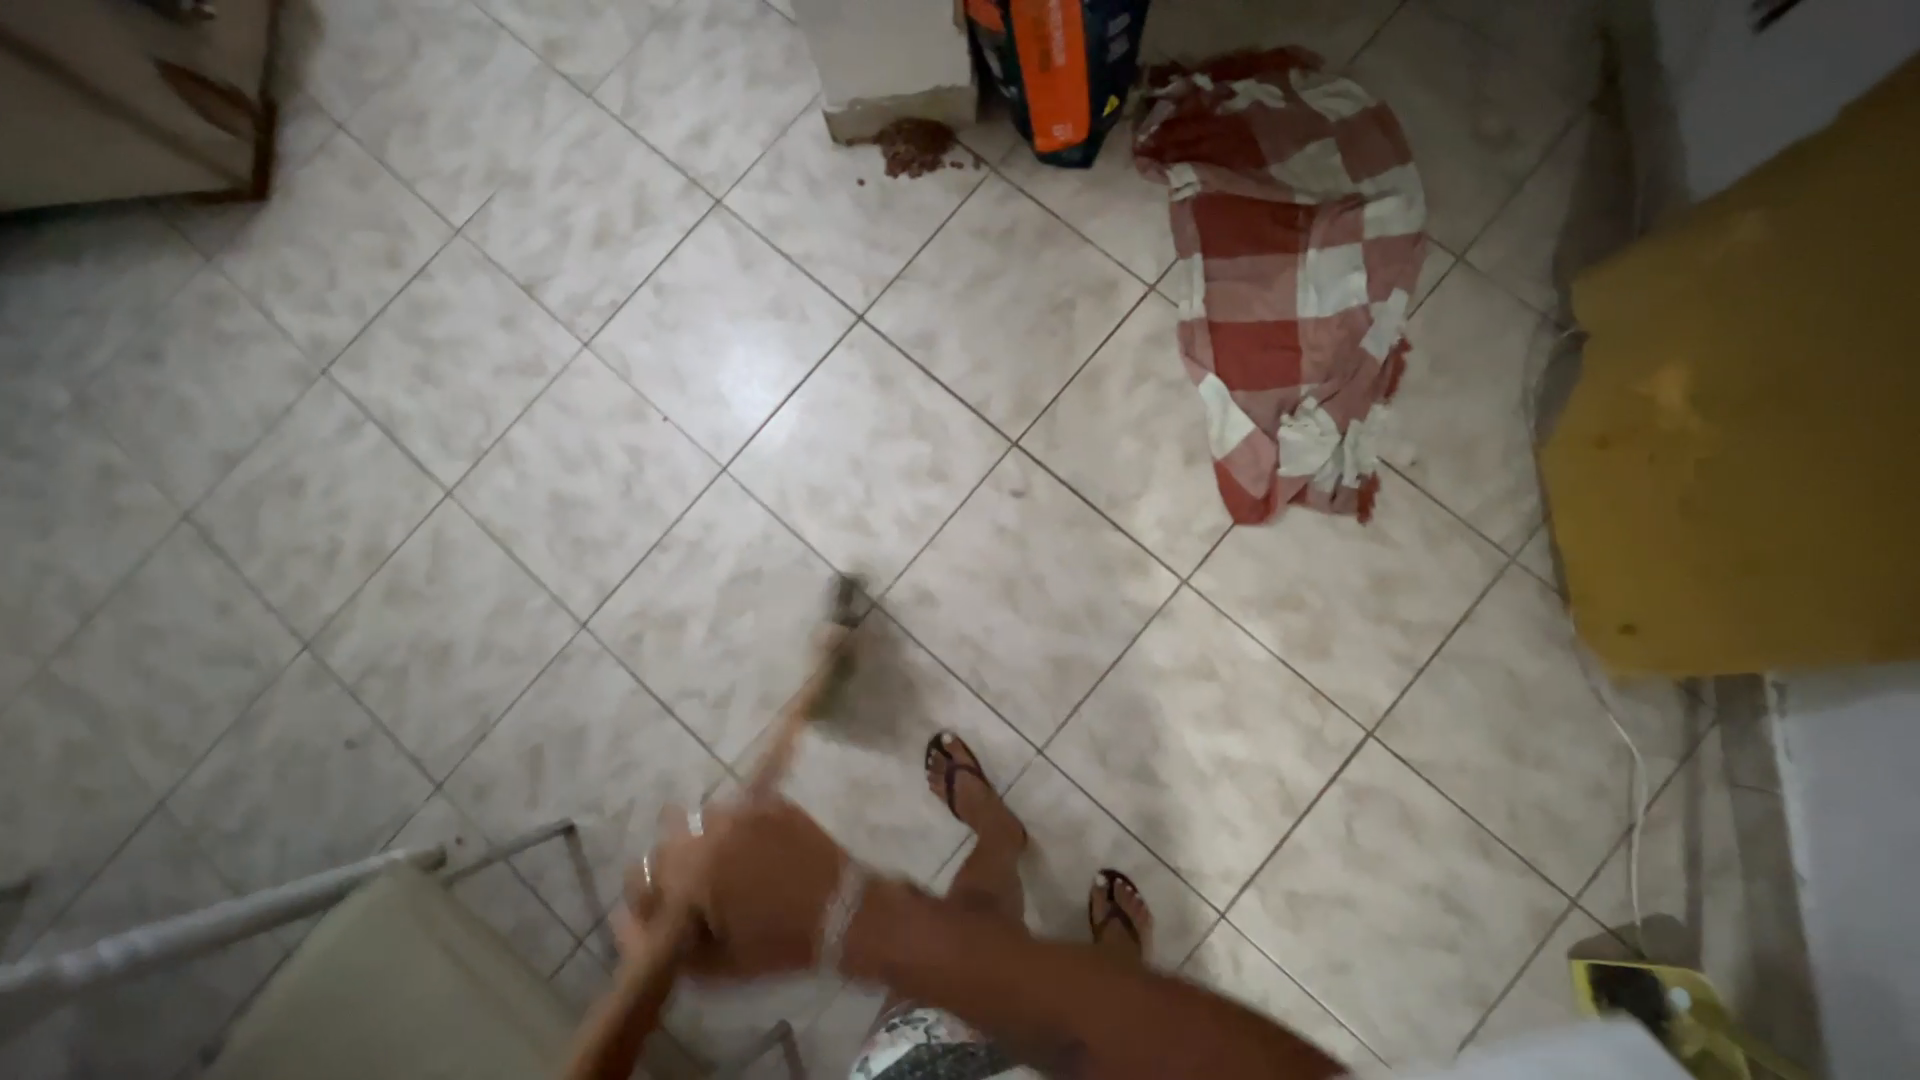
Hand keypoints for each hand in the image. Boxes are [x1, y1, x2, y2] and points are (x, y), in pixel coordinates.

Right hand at [622, 797, 850, 980]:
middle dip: (677, 862)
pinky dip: (739, 825)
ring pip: (705, 817)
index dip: (649, 893)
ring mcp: (746, 809)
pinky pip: (740, 807)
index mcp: (692, 869)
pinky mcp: (773, 800)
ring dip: (708, 838)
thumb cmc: (777, 943)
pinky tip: (757, 848)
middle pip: (671, 838)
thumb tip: (622, 918)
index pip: (643, 872)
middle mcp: (712, 829)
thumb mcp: (712, 963)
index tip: (665, 908)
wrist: (843, 910)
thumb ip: (654, 943)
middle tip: (701, 888)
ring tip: (731, 865)